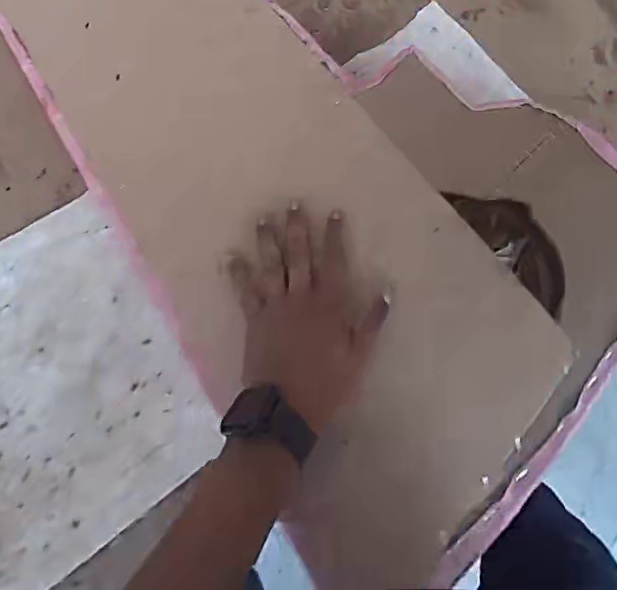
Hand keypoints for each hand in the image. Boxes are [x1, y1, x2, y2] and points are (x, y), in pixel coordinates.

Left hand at [227, 203, 388, 430]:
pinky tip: (230, 258)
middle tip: (292, 205)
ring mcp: (275, 308)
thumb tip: (386, 290)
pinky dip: (238, 274)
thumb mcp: (359, 355)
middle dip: (297, 229)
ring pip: (271, 267)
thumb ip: (372, 321)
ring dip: (267, 242)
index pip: (334, 260)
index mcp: (330, 303)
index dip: (334, 235)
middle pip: (299, 256)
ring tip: (263, 220)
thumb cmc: (327, 384)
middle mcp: (302, 297)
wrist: (283, 412)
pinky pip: (245, 293)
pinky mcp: (255, 322)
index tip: (332, 212)